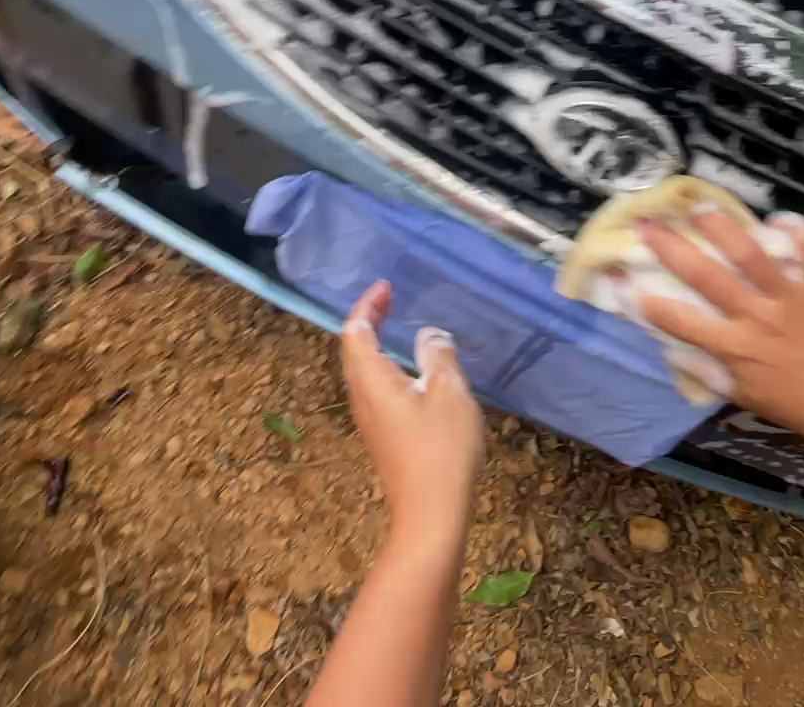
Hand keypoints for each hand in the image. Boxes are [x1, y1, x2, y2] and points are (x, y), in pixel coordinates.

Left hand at [342, 281, 485, 548]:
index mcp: (372, 381)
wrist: (431, 516)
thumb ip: (439, 357)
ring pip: (364, 371)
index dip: (368, 306)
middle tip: (392, 299)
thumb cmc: (440, 449)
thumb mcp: (449, 394)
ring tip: (399, 326)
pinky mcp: (384, 436)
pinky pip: (377, 388)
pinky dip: (387, 365)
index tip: (386, 287)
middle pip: (354, 350)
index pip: (356, 332)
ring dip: (377, 343)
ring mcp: (371, 420)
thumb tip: (429, 335)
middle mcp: (363, 398)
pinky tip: (413, 370)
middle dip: (370, 319)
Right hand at [636, 211, 803, 441]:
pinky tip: (776, 217)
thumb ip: (703, 371)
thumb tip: (668, 346)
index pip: (679, 321)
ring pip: (750, 254)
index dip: (646, 299)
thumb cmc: (793, 402)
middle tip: (646, 223)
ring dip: (721, 227)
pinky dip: (794, 230)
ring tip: (699, 207)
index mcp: (733, 348)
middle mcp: (756, 318)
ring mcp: (788, 298)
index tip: (621, 279)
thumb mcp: (740, 395)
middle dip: (670, 247)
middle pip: (705, 276)